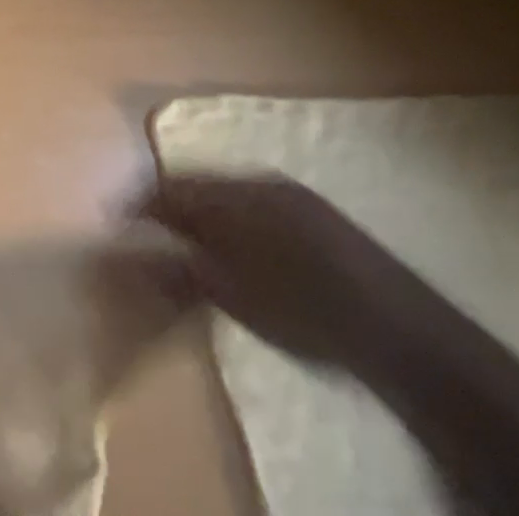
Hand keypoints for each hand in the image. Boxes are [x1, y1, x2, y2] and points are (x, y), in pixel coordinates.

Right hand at [136, 172, 422, 370]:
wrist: (404, 337)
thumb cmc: (304, 314)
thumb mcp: (227, 294)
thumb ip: (173, 267)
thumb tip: (125, 253)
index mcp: (237, 193)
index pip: (166, 186)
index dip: (134, 205)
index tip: (114, 227)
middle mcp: (263, 182)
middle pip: (195, 185)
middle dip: (166, 208)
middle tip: (143, 236)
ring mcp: (296, 198)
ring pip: (225, 195)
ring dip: (199, 216)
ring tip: (182, 246)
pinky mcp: (319, 217)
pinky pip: (253, 206)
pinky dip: (230, 223)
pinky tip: (230, 250)